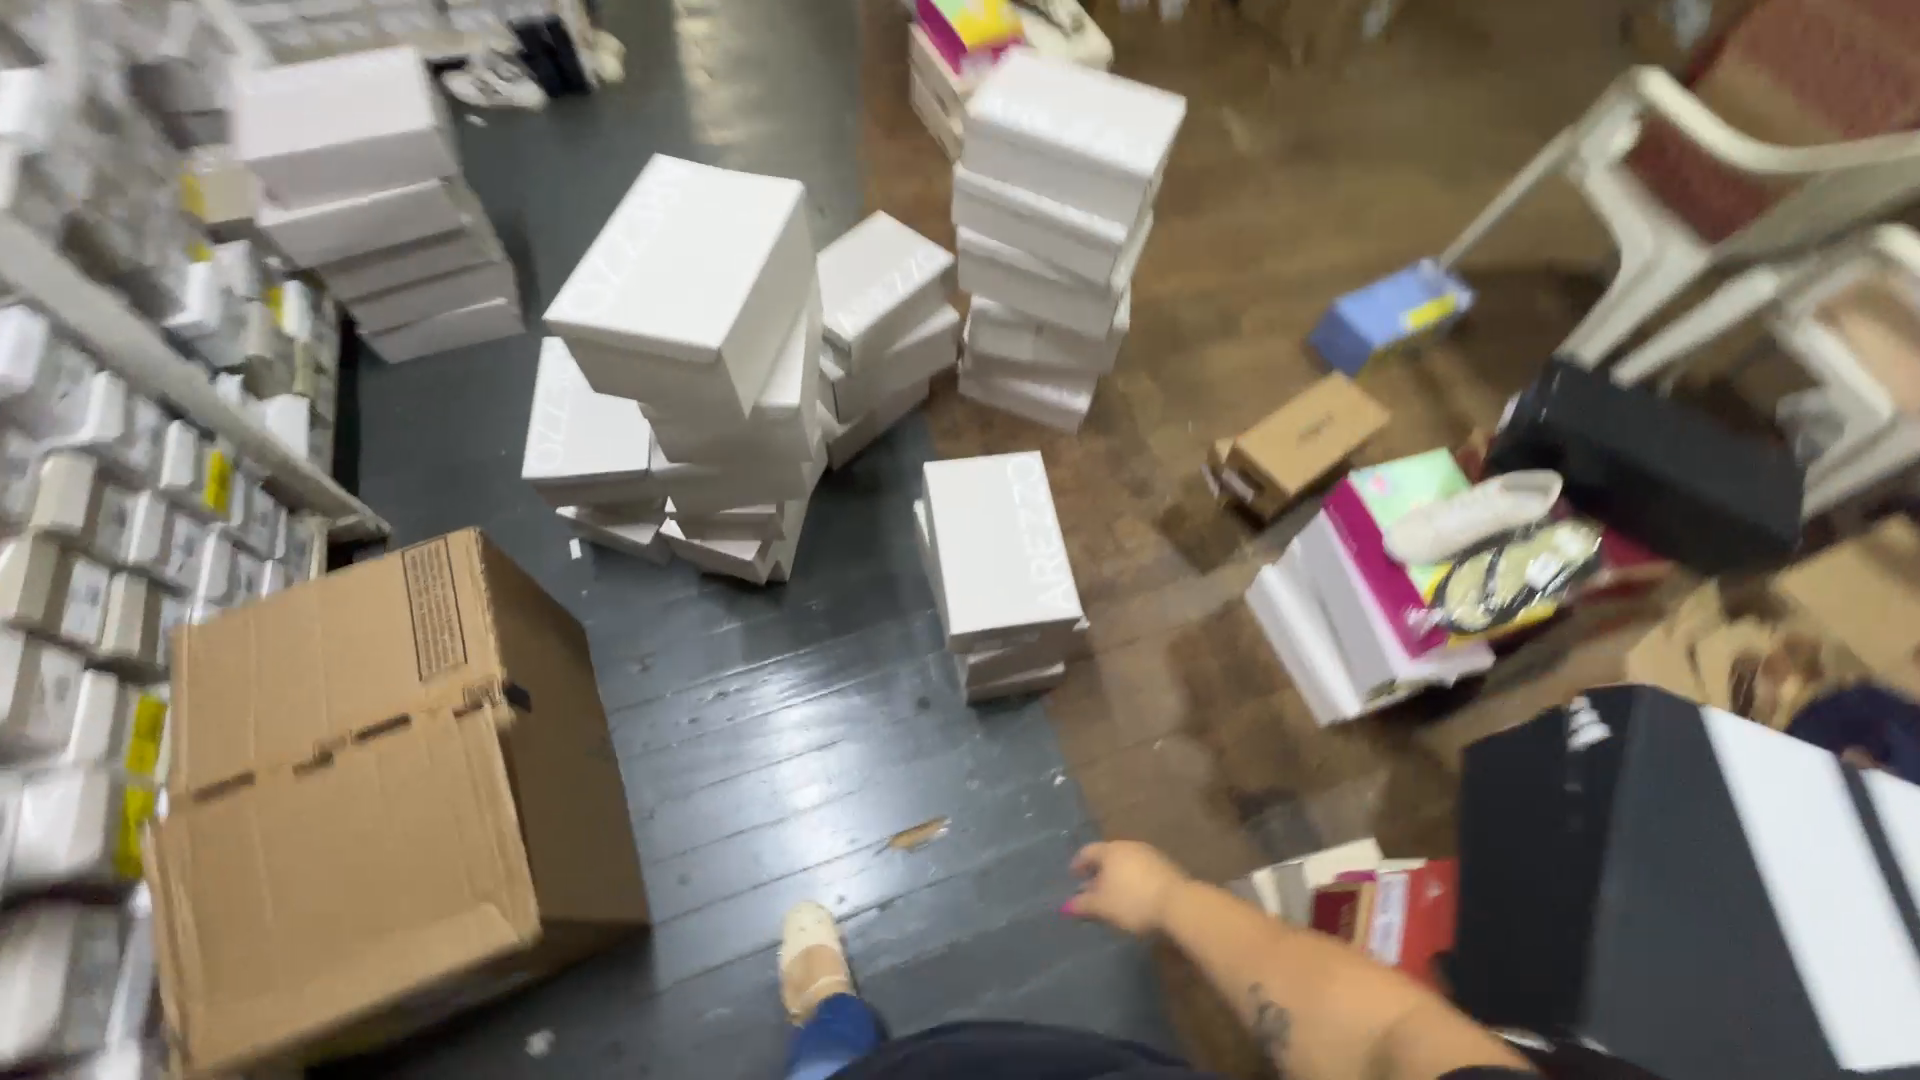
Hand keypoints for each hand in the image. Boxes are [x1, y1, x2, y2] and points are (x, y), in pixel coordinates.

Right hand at [1063, 841, 1190, 935]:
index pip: (1088, 851)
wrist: (1179, 904)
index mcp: (1110, 850)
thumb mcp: (1102, 907)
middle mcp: (1129, 846)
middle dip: (1098, 871)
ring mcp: (1150, 854)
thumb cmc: (1133, 902)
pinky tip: (1135, 896)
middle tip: (1091, 887)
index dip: (1078, 863)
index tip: (1073, 875)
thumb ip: (1082, 904)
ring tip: (1113, 895)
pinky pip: (1142, 870)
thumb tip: (1065, 906)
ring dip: (1117, 876)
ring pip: (1126, 863)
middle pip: (1108, 856)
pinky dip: (1133, 880)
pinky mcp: (1167, 867)